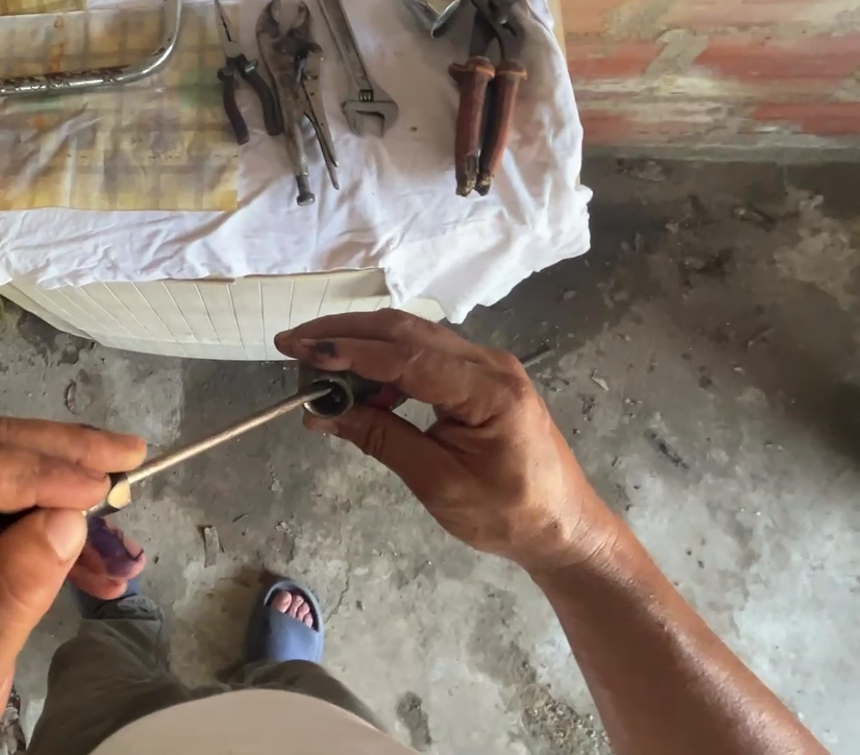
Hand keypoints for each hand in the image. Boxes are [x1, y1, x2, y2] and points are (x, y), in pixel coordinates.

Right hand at [277, 310, 620, 572]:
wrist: (567, 529)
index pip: (405, 357)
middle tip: (292, 342)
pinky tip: (357, 382)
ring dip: (357, 341)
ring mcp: (484, 363)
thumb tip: (321, 413)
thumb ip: (380, 438)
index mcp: (489, 390)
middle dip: (342, 332)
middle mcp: (488, 362)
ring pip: (408, 334)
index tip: (299, 349)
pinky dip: (380, 359)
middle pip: (403, 329)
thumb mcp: (439, 483)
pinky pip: (419, 352)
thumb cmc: (510, 515)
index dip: (348, 350)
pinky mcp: (475, 373)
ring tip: (313, 359)